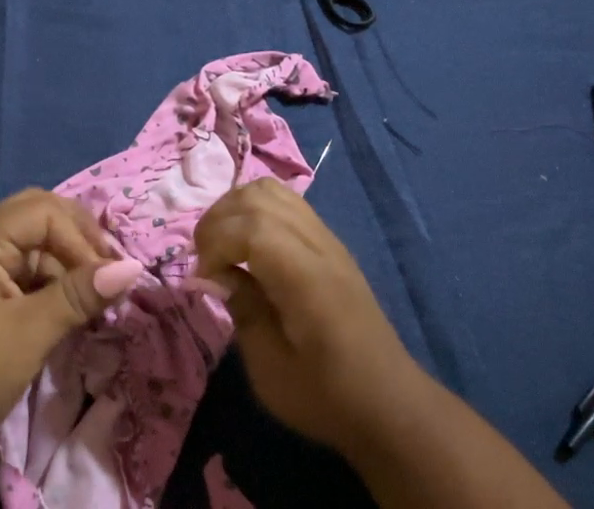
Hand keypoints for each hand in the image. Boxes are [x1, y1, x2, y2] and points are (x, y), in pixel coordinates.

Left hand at [0, 188, 143, 467]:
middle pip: (40, 218)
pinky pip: (31, 277)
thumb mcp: (29, 333)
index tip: (107, 277)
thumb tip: (132, 267)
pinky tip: (78, 310)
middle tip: (110, 269)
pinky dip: (57, 286)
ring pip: (37, 248)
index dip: (80, 237)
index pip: (43, 212)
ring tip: (100, 296)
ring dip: (70, 264)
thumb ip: (78, 295)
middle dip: (78, 238)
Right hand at [192, 178, 416, 459]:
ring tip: (222, 247)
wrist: (389, 404)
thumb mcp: (271, 369)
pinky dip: (254, 211)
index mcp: (307, 278)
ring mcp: (328, 239)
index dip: (215, 242)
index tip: (204, 279)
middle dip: (218, 220)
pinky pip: (285, 203)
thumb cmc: (326, 396)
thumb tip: (216, 273)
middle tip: (206, 261)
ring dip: (235, 209)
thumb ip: (242, 310)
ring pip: (271, 190)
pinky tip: (247, 245)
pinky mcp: (329, 244)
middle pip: (258, 197)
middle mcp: (320, 246)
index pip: (252, 226)